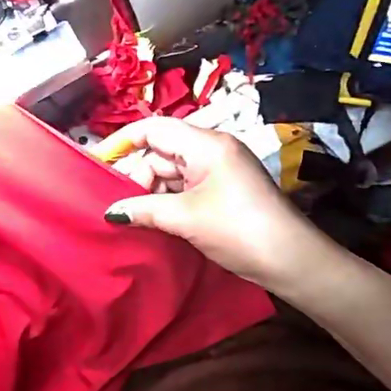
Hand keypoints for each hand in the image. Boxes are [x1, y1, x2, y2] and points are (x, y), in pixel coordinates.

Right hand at [96, 116, 321, 287]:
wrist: (293, 261)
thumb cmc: (239, 230)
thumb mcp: (185, 218)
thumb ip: (144, 209)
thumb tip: (111, 211)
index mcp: (206, 145)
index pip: (154, 129)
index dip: (122, 142)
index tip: (96, 161)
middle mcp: (211, 151)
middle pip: (160, 152)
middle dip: (136, 176)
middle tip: (117, 206)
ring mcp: (218, 171)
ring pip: (170, 173)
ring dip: (150, 193)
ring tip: (131, 217)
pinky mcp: (222, 192)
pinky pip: (184, 188)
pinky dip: (166, 202)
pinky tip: (150, 220)